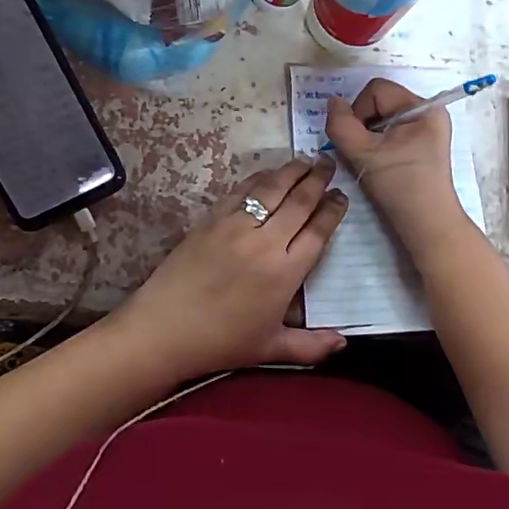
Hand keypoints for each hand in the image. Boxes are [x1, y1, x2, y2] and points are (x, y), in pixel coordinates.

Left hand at [109, 157, 348, 381]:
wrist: (164, 328)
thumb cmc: (221, 342)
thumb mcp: (271, 348)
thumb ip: (311, 346)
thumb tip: (344, 344)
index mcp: (285, 272)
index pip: (318, 231)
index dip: (333, 209)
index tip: (342, 195)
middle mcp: (266, 242)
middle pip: (299, 201)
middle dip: (318, 179)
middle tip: (329, 163)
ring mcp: (237, 225)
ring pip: (271, 188)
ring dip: (291, 171)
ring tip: (306, 160)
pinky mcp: (212, 218)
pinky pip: (242, 190)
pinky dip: (259, 178)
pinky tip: (269, 173)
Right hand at [323, 78, 455, 212]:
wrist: (427, 226)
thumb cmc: (400, 186)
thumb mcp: (364, 153)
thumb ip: (341, 124)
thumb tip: (333, 103)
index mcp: (422, 107)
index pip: (376, 90)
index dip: (359, 111)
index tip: (359, 141)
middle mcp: (428, 112)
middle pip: (379, 101)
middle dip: (363, 124)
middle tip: (363, 152)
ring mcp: (427, 128)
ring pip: (382, 117)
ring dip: (368, 135)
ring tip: (370, 159)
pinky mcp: (422, 144)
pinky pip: (391, 131)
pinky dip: (378, 143)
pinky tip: (379, 163)